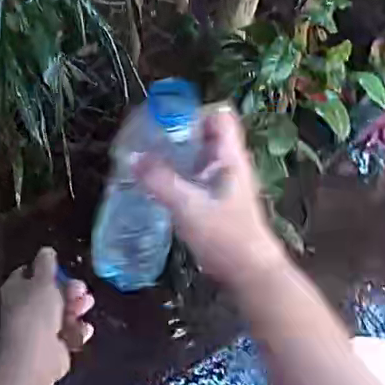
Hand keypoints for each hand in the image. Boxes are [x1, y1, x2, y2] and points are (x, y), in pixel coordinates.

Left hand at [0, 248, 93, 384]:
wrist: (36, 355)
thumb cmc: (36, 311)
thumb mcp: (43, 280)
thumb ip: (47, 263)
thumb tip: (46, 250)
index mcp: (16, 289)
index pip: (28, 273)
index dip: (45, 270)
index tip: (61, 269)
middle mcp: (24, 307)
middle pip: (49, 293)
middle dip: (68, 289)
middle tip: (82, 288)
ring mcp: (38, 329)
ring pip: (61, 312)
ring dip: (76, 307)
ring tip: (88, 304)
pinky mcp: (52, 347)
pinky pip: (67, 333)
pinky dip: (77, 330)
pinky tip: (85, 328)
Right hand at [136, 105, 288, 289]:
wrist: (252, 275)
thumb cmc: (226, 237)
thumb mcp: (188, 207)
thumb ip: (159, 180)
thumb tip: (132, 157)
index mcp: (230, 155)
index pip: (219, 113)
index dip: (193, 109)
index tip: (163, 117)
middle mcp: (231, 162)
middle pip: (205, 130)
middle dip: (177, 128)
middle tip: (148, 135)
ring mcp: (226, 180)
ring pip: (200, 151)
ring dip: (177, 150)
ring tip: (148, 155)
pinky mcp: (220, 198)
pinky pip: (197, 171)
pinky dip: (179, 169)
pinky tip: (159, 181)